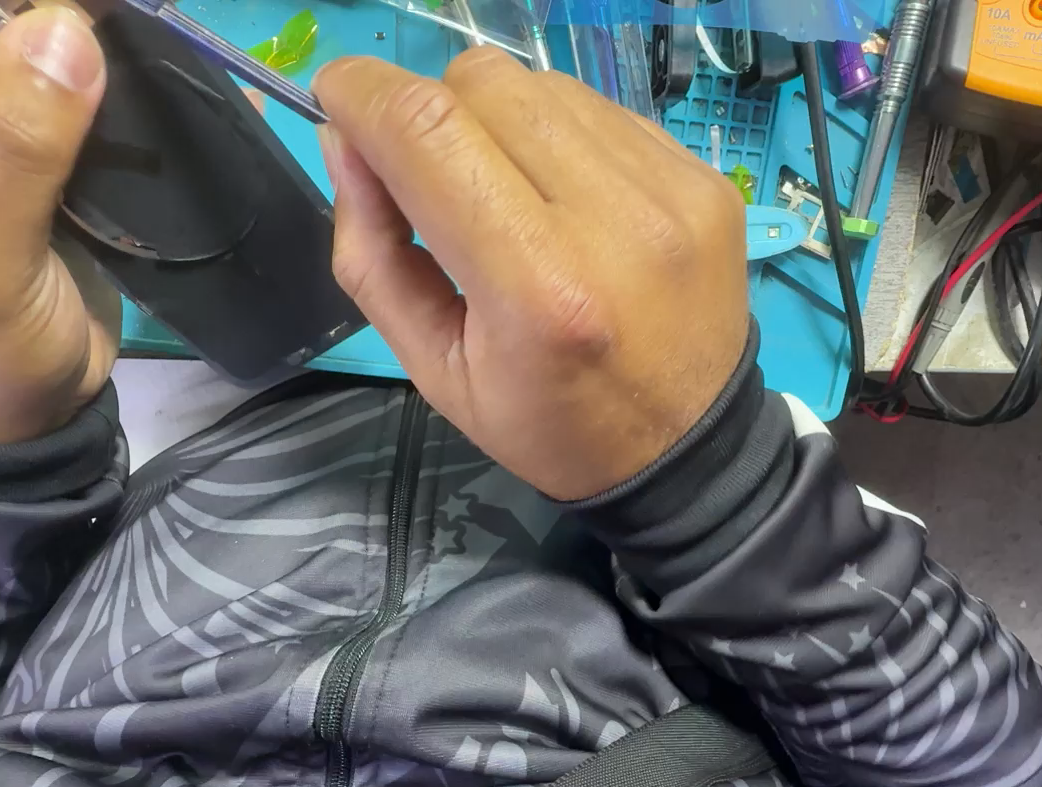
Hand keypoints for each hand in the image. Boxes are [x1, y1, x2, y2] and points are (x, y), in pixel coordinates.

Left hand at [0, 0, 119, 442]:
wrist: (18, 414)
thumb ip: (8, 141)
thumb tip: (67, 28)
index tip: (4, 5)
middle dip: (10, 5)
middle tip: (91, 15)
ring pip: (1, 30)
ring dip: (64, 35)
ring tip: (128, 34)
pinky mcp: (20, 153)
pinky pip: (56, 92)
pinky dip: (101, 84)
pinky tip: (147, 80)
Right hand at [314, 51, 750, 501]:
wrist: (683, 448)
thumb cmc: (552, 426)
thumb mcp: (438, 373)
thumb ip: (374, 258)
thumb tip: (347, 141)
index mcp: (535, 290)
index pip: (426, 131)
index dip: (361, 94)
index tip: (338, 102)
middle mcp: (613, 222)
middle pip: (483, 84)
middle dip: (430, 113)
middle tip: (435, 179)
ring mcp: (670, 193)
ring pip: (543, 86)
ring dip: (497, 123)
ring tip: (510, 200)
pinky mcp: (703, 180)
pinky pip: (601, 112)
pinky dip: (560, 139)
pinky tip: (569, 205)